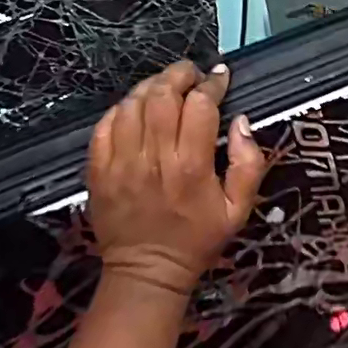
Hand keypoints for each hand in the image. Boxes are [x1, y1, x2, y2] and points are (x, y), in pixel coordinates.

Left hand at [86, 61, 268, 296]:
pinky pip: (106, 122)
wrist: (146, 273)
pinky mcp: (99, 167)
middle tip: (191, 75)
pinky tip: (136, 108)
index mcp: (191, 167)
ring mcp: (121, 161)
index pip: (200, 105)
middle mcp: (154, 158)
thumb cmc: (196, 239)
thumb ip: (249, 164)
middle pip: (162, 94)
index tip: (219, 76)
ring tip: (165, 87)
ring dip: (151, 86)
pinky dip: (122, 107)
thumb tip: (241, 121)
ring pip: (134, 102)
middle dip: (179, 74)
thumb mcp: (238, 210)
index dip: (211, 84)